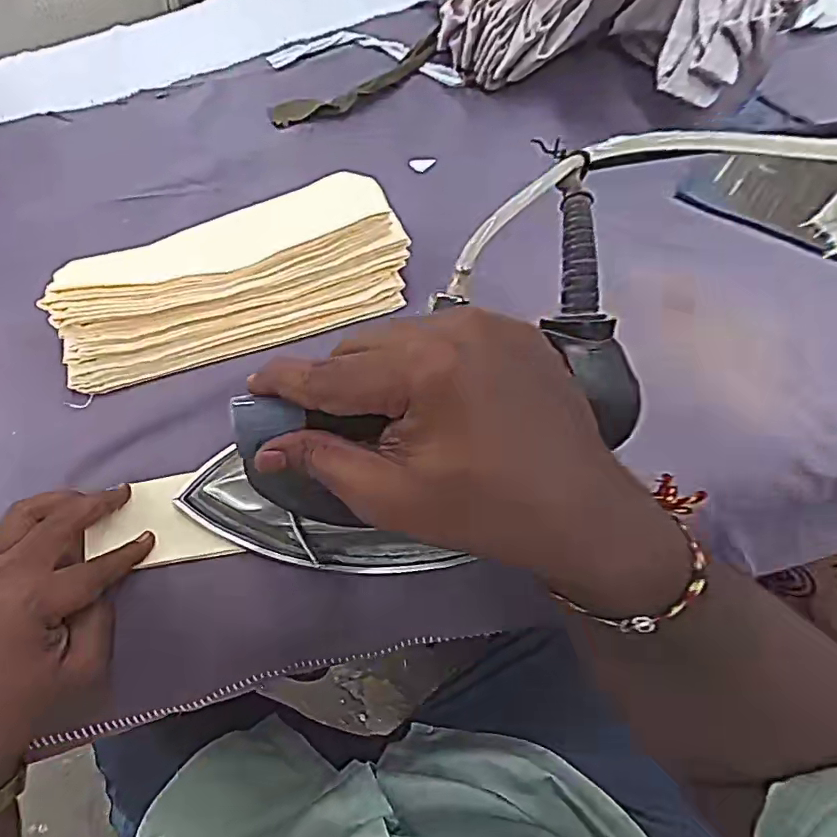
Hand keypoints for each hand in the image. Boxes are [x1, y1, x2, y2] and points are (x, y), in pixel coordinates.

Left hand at [0, 489, 153, 795]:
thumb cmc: (30, 701)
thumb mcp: (82, 667)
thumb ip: (99, 616)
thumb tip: (104, 581)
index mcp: (34, 598)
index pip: (92, 566)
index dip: (125, 553)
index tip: (147, 539)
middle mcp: (6, 574)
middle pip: (56, 524)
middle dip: (94, 505)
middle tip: (121, 494)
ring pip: (22, 516)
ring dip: (57, 501)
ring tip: (85, 498)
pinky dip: (24, 521)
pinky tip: (42, 524)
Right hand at [248, 307, 687, 615]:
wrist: (580, 512)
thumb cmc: (483, 512)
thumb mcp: (391, 496)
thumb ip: (323, 460)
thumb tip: (271, 449)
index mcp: (426, 366)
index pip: (333, 372)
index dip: (286, 382)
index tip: (255, 387)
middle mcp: (457, 326)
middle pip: (363, 348)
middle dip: (336, 385)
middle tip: (329, 427)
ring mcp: (490, 323)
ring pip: (399, 339)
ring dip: (377, 373)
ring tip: (385, 420)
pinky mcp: (513, 331)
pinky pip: (440, 338)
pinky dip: (417, 364)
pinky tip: (427, 403)